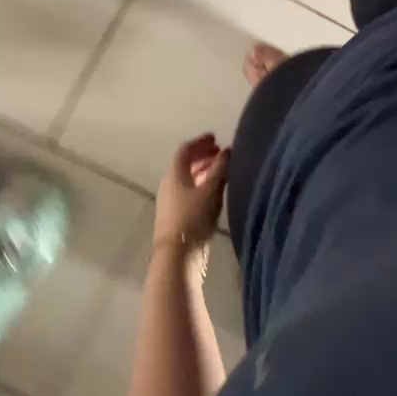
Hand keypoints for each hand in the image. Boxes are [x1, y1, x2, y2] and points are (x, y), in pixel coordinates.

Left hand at [153, 134, 229, 261]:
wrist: (176, 256)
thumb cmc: (194, 218)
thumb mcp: (211, 190)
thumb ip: (220, 168)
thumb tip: (227, 150)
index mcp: (174, 173)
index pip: (185, 150)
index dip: (200, 142)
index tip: (216, 138)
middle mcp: (168, 184)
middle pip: (184, 164)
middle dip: (202, 156)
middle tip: (220, 154)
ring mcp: (169, 201)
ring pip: (186, 179)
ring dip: (202, 171)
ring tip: (219, 171)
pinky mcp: (174, 216)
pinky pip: (187, 191)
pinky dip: (200, 185)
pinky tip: (212, 193)